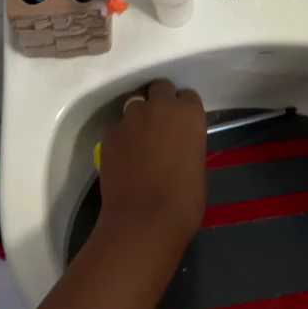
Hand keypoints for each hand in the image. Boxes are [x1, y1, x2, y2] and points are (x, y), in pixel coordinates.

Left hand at [97, 79, 207, 250]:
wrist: (143, 221)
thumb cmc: (183, 201)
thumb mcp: (197, 165)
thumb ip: (187, 143)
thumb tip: (177, 145)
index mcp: (189, 113)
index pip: (187, 96)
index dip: (183, 109)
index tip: (181, 125)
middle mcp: (160, 106)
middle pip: (160, 88)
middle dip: (160, 100)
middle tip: (160, 125)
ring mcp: (131, 117)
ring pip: (135, 104)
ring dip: (138, 117)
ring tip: (138, 141)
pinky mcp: (110, 133)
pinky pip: (117, 126)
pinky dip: (121, 136)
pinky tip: (123, 156)